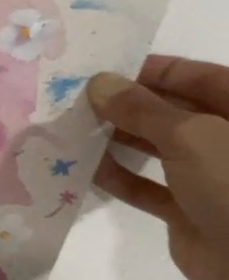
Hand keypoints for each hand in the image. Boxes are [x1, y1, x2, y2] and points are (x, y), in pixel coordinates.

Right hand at [89, 56, 228, 279]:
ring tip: (66, 131)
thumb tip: (100, 83)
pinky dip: (115, 177)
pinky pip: (147, 186)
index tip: (99, 70)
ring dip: (114, 140)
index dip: (153, 71)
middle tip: (70, 101)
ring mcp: (214, 177)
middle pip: (175, 113)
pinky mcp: (191, 209)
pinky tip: (80, 169)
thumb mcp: (194, 137)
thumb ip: (143, 109)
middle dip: (126, 106)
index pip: (202, 78)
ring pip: (158, 148)